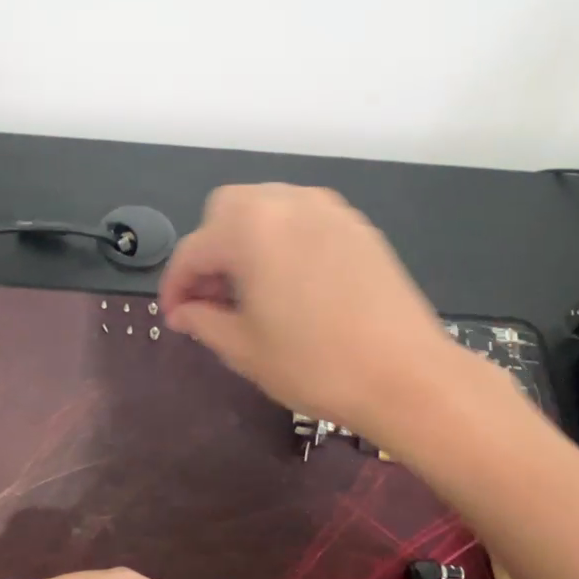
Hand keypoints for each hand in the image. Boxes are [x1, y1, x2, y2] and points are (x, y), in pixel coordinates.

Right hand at [159, 184, 459, 440]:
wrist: (405, 375)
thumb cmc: (313, 365)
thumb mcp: (244, 349)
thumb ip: (204, 321)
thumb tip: (185, 312)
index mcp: (250, 228)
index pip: (193, 250)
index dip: (175, 286)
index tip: (173, 318)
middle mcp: (288, 203)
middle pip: (227, 211)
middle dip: (210, 252)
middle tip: (211, 300)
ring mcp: (329, 210)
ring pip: (267, 210)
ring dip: (245, 243)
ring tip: (249, 294)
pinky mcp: (358, 228)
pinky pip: (303, 222)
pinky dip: (282, 244)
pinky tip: (289, 288)